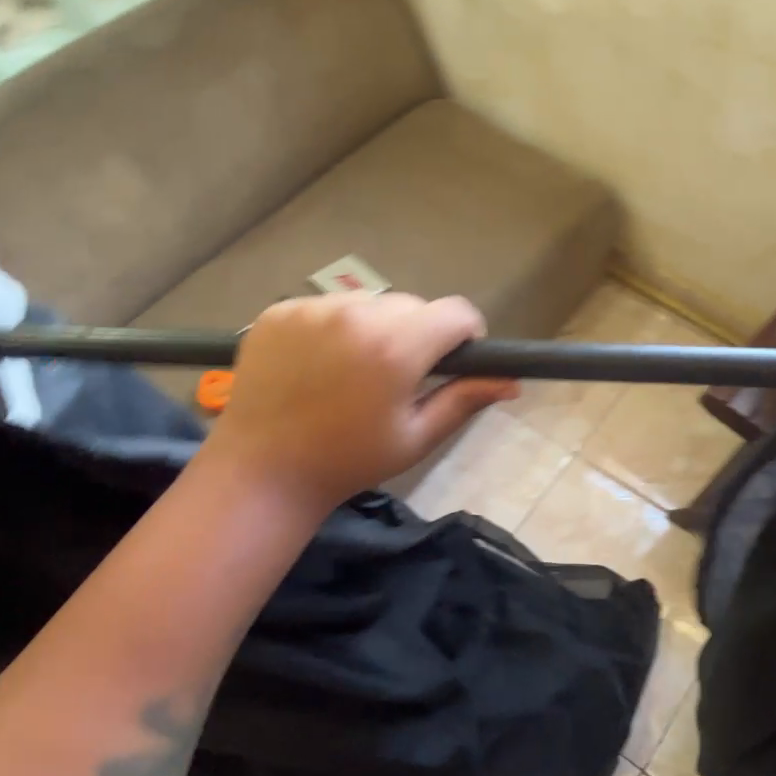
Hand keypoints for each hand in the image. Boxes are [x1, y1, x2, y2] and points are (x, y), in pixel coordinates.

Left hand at [205, 292, 517, 512]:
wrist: (264, 471)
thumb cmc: (348, 461)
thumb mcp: (416, 437)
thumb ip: (464, 400)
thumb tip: (512, 383)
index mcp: (397, 348)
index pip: (456, 312)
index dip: (466, 334)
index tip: (455, 360)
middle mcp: (357, 315)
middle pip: (412, 306)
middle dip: (418, 334)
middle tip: (400, 378)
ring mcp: (313, 309)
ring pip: (369, 303)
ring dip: (375, 328)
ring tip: (354, 373)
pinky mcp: (279, 311)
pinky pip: (326, 307)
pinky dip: (333, 328)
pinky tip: (319, 366)